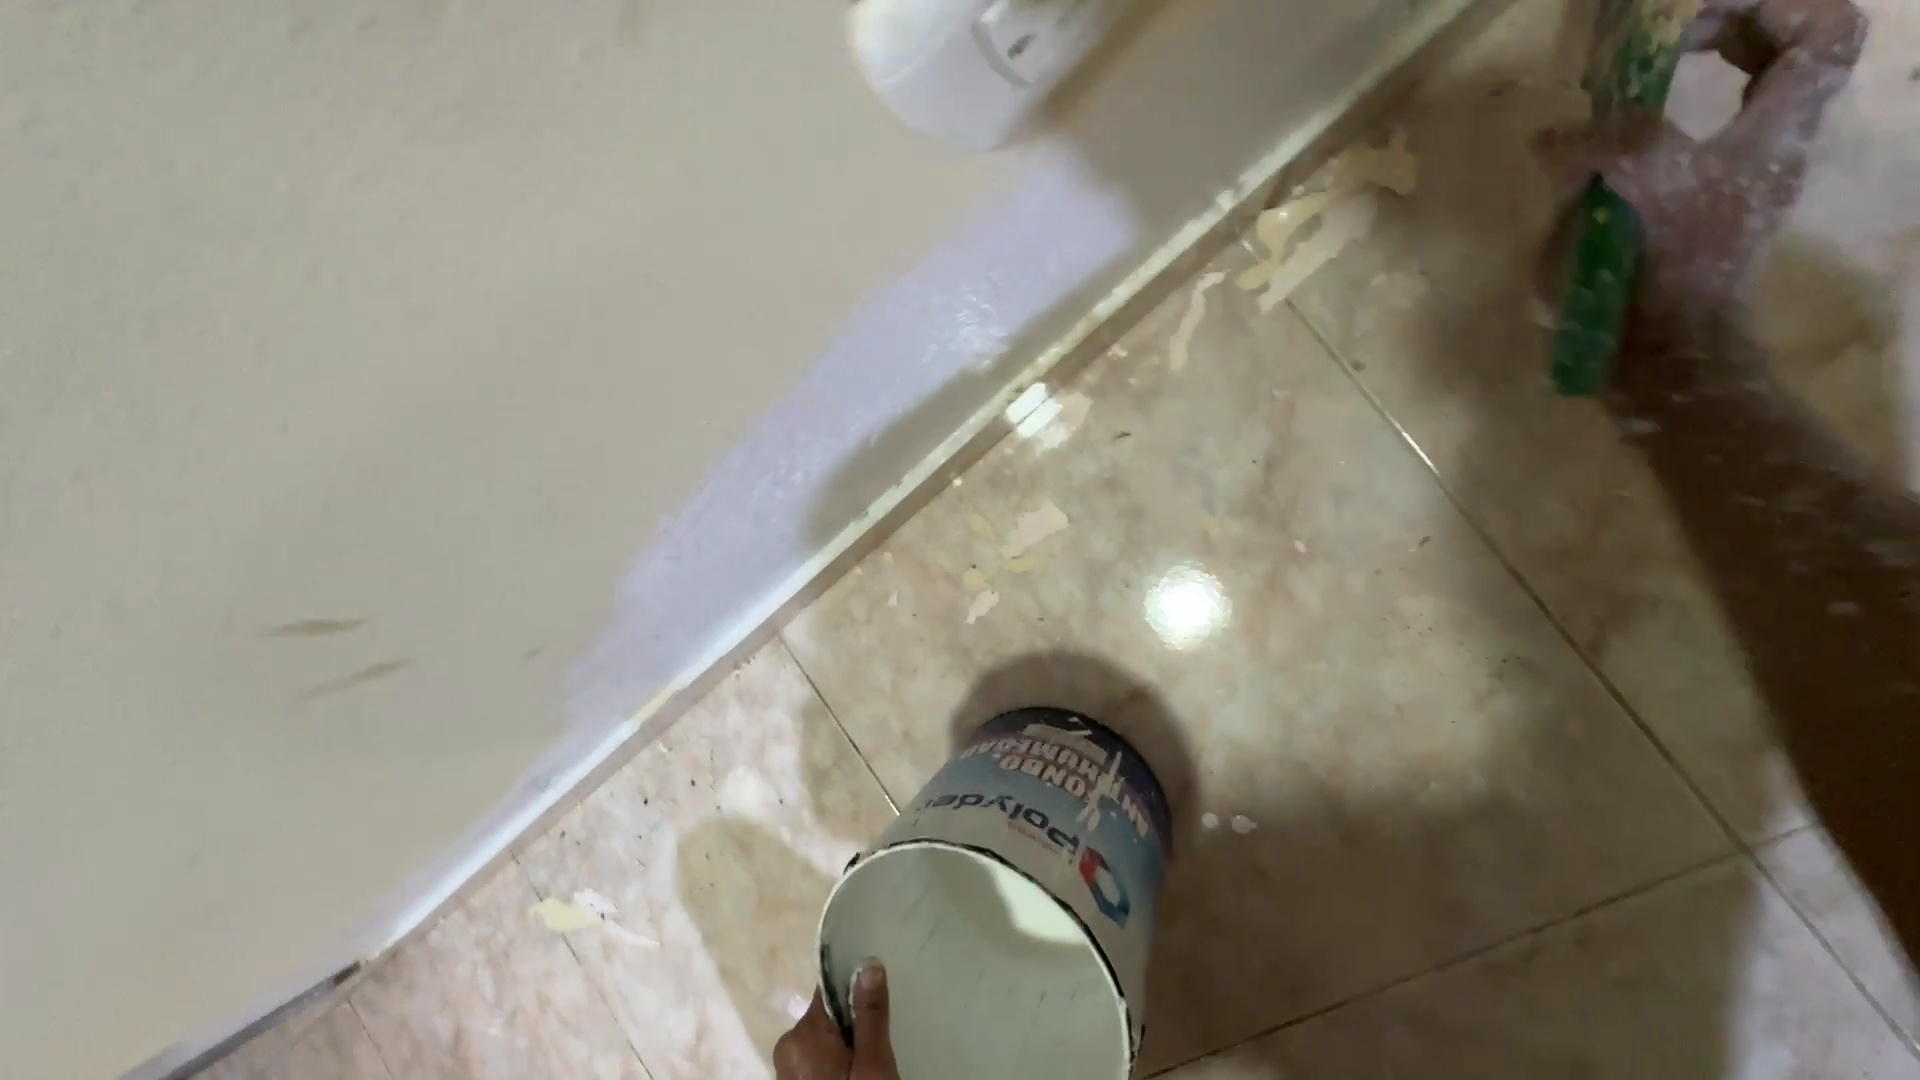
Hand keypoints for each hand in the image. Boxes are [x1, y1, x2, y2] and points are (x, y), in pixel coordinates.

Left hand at [773, 965, 899, 1079]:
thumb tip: (869, 963)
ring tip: (869, 1067)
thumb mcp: (874, 1068)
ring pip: (823, 1039)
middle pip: (828, 1015)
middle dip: (854, 1026)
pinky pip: (816, 1061)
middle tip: (880, 1048)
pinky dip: (835, 1066)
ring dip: (846, 1047)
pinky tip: (853, 1079)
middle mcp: (786, 1046)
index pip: (830, 989)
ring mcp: (785, 1070)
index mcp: (802, 1034)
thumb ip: (870, 1016)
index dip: (856, 992)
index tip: (879, 1007)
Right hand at [1533, 0, 1866, 342]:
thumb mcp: (1632, 185)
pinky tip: (1611, 146)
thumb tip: (1554, 137)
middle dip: (1730, 32)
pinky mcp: (1695, 213)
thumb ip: (1602, 143)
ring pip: (1739, 100)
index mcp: (1774, 130)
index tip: (1698, 18)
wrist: (1655, 348)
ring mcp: (1733, 182)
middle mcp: (1768, 147)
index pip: (1824, 31)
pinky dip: (1659, 130)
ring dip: (1693, 80)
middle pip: (1786, 56)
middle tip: (1668, 41)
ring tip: (1632, 85)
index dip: (1772, 5)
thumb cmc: (1654, 267)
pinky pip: (1693, 146)